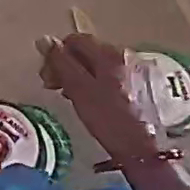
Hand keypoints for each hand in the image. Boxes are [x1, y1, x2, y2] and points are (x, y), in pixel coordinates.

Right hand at [38, 33, 156, 160]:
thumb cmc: (109, 119)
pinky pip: (108, 76)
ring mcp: (132, 70)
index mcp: (108, 53)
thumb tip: (44, 40)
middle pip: (86, 50)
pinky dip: (93, 83)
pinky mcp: (138, 85)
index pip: (74, 40)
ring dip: (77, 75)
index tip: (47, 76)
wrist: (144, 149)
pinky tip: (90, 101)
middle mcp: (123, 55)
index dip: (56, 54)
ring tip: (70, 96)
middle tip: (53, 86)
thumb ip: (61, 64)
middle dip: (65, 65)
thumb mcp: (80, 90)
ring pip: (96, 64)